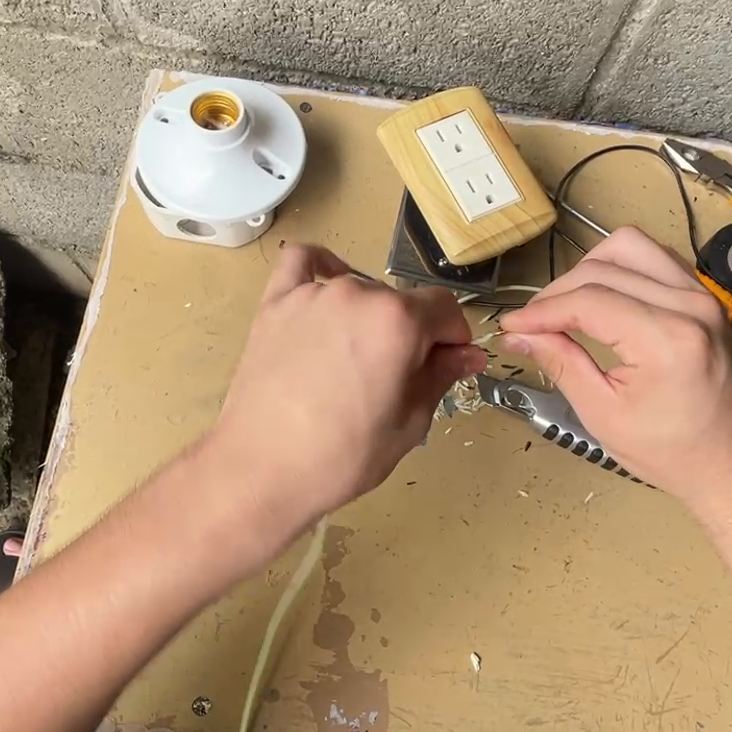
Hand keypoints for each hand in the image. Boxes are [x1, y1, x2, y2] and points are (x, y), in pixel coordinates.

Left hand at [205, 244, 486, 552]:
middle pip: (402, 302)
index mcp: (399, 321)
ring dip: (368, 317)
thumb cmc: (343, 456)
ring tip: (352, 361)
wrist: (262, 469)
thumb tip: (468, 354)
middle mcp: (358, 293)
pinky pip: (302, 262)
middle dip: (411, 333)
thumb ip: (441, 377)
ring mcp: (312, 294)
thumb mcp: (409, 423)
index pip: (445, 308)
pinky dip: (321, 269)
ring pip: (359, 290)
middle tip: (394, 380)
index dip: (452, 338)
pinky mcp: (275, 302)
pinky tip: (327, 294)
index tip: (445, 366)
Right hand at [496, 227, 731, 522]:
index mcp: (667, 339)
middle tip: (532, 325)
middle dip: (558, 292)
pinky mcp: (705, 297)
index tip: (511, 326)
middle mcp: (690, 305)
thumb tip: (518, 335)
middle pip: (603, 267)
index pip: (588, 300)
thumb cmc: (671, 452)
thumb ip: (560, 363)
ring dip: (588, 270)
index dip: (541, 310)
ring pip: (629, 247)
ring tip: (566, 307)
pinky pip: (654, 258)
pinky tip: (601, 298)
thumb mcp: (603, 414)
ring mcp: (702, 296)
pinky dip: (619, 268)